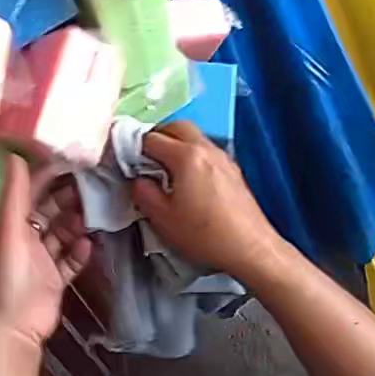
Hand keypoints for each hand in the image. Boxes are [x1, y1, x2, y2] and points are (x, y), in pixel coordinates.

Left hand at [0, 156, 90, 347]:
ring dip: (77, 223)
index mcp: (9, 225)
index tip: (74, 159)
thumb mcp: (8, 231)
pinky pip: (69, 261)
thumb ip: (15, 195)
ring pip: (62, 233)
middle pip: (49, 210)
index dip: (50, 175)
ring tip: (96, 212)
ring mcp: (39, 260)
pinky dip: (79, 252)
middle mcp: (23, 239)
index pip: (30, 191)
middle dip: (70, 197)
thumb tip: (14, 155)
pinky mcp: (53, 280)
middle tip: (95, 184)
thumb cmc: (9, 277)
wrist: (15, 327)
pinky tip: (90, 244)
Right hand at [131, 121, 289, 277]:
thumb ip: (143, 193)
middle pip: (177, 127)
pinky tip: (185, 178)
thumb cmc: (202, 234)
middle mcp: (206, 149)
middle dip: (156, 136)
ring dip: (175, 143)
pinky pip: (205, 150)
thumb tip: (138, 180)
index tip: (125, 161)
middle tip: (143, 157)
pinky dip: (190, 154)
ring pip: (194, 137)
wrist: (249, 248)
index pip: (151, 139)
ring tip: (162, 168)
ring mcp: (223, 158)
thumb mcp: (161, 218)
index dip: (133, 147)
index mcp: (186, 157)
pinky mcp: (232, 170)